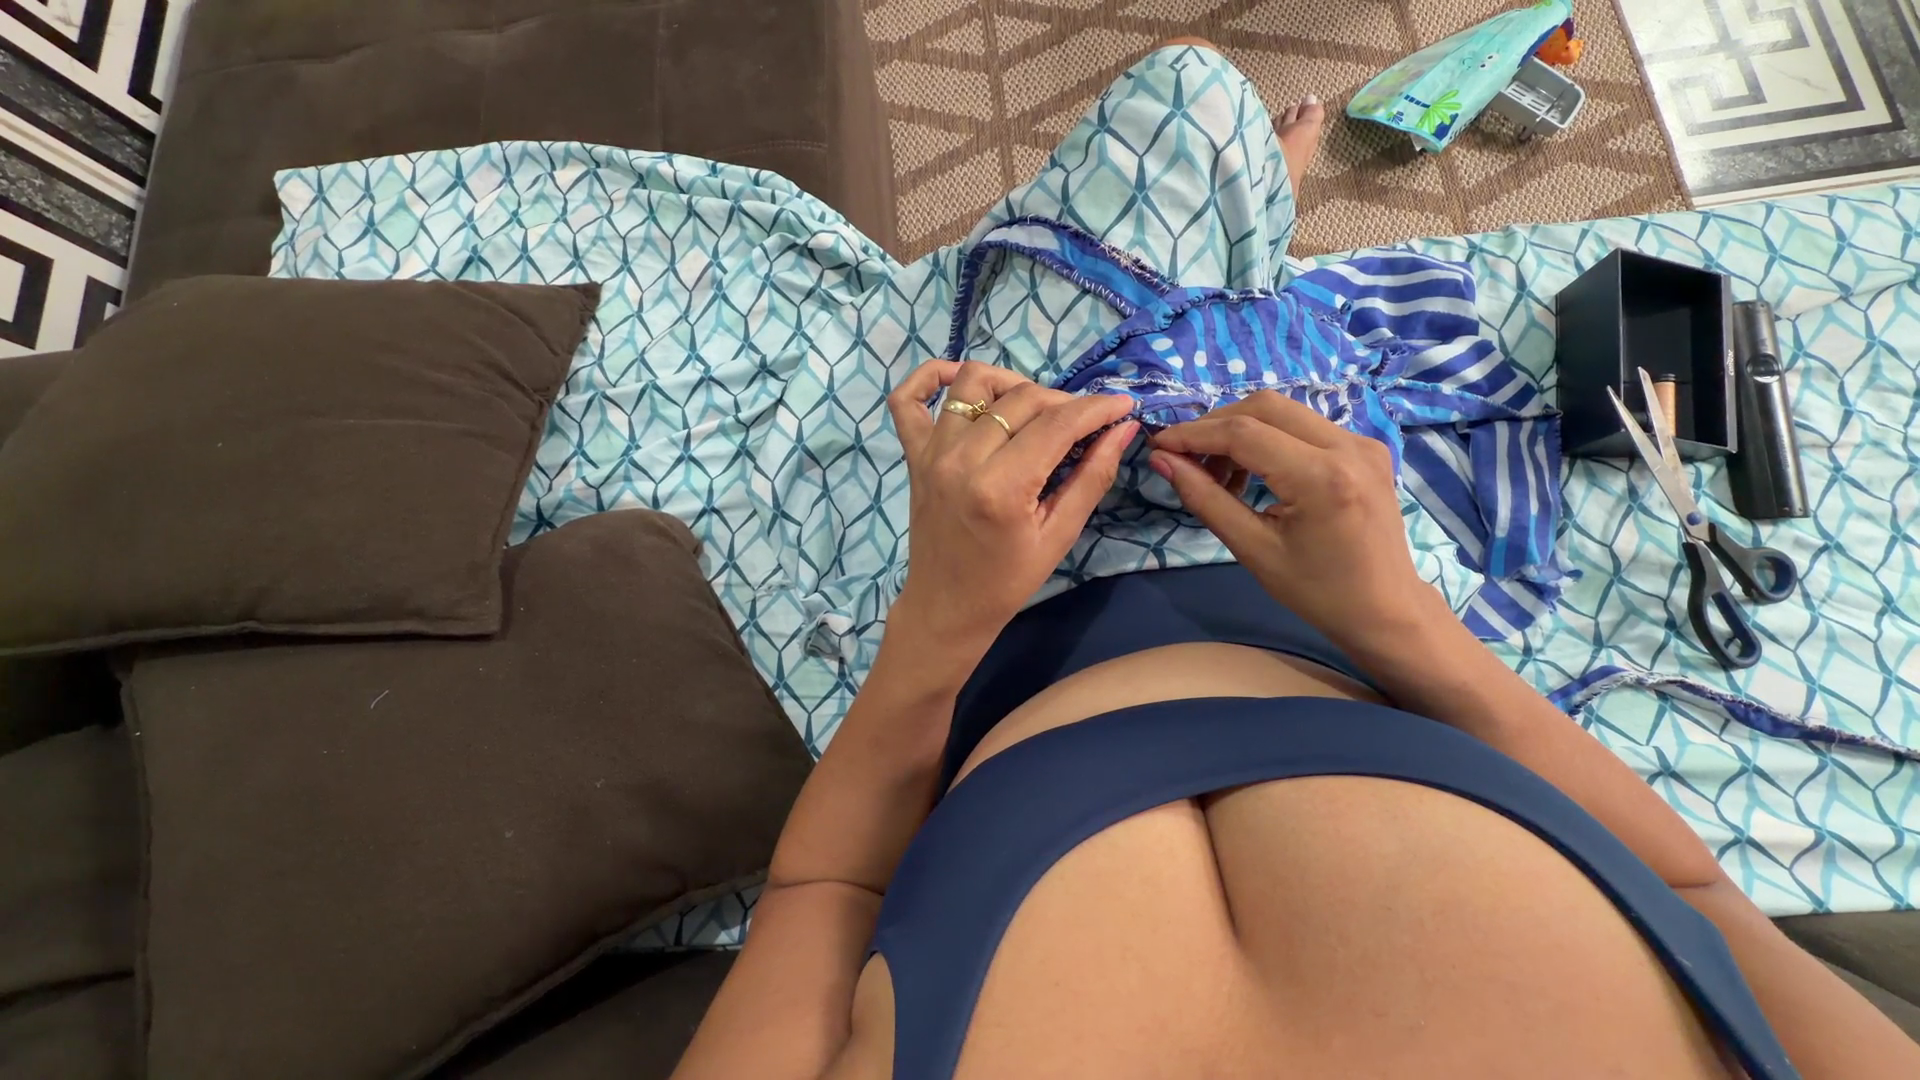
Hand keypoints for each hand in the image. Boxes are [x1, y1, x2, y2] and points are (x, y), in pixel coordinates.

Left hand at [885, 360, 1137, 670]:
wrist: (946, 606)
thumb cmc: (1007, 580)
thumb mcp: (1059, 535)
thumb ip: (1092, 477)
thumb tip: (1123, 428)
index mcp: (1001, 488)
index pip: (1057, 424)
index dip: (1096, 408)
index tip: (1121, 406)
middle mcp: (962, 459)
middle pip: (1022, 399)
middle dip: (1065, 402)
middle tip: (1084, 423)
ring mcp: (931, 453)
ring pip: (973, 384)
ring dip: (1012, 385)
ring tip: (1033, 410)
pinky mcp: (913, 454)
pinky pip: (907, 399)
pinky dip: (930, 377)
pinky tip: (960, 382)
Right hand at [1147, 390, 1442, 649]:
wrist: (1385, 609)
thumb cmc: (1315, 590)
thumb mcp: (1252, 548)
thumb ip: (1205, 498)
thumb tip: (1163, 460)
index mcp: (1321, 478)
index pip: (1243, 433)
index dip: (1193, 435)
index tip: (1159, 446)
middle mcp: (1347, 447)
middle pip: (1263, 407)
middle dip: (1214, 425)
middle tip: (1185, 457)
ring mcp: (1362, 443)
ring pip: (1283, 410)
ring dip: (1240, 429)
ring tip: (1217, 471)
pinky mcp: (1365, 447)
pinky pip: (1303, 425)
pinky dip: (1267, 437)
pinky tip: (1251, 471)